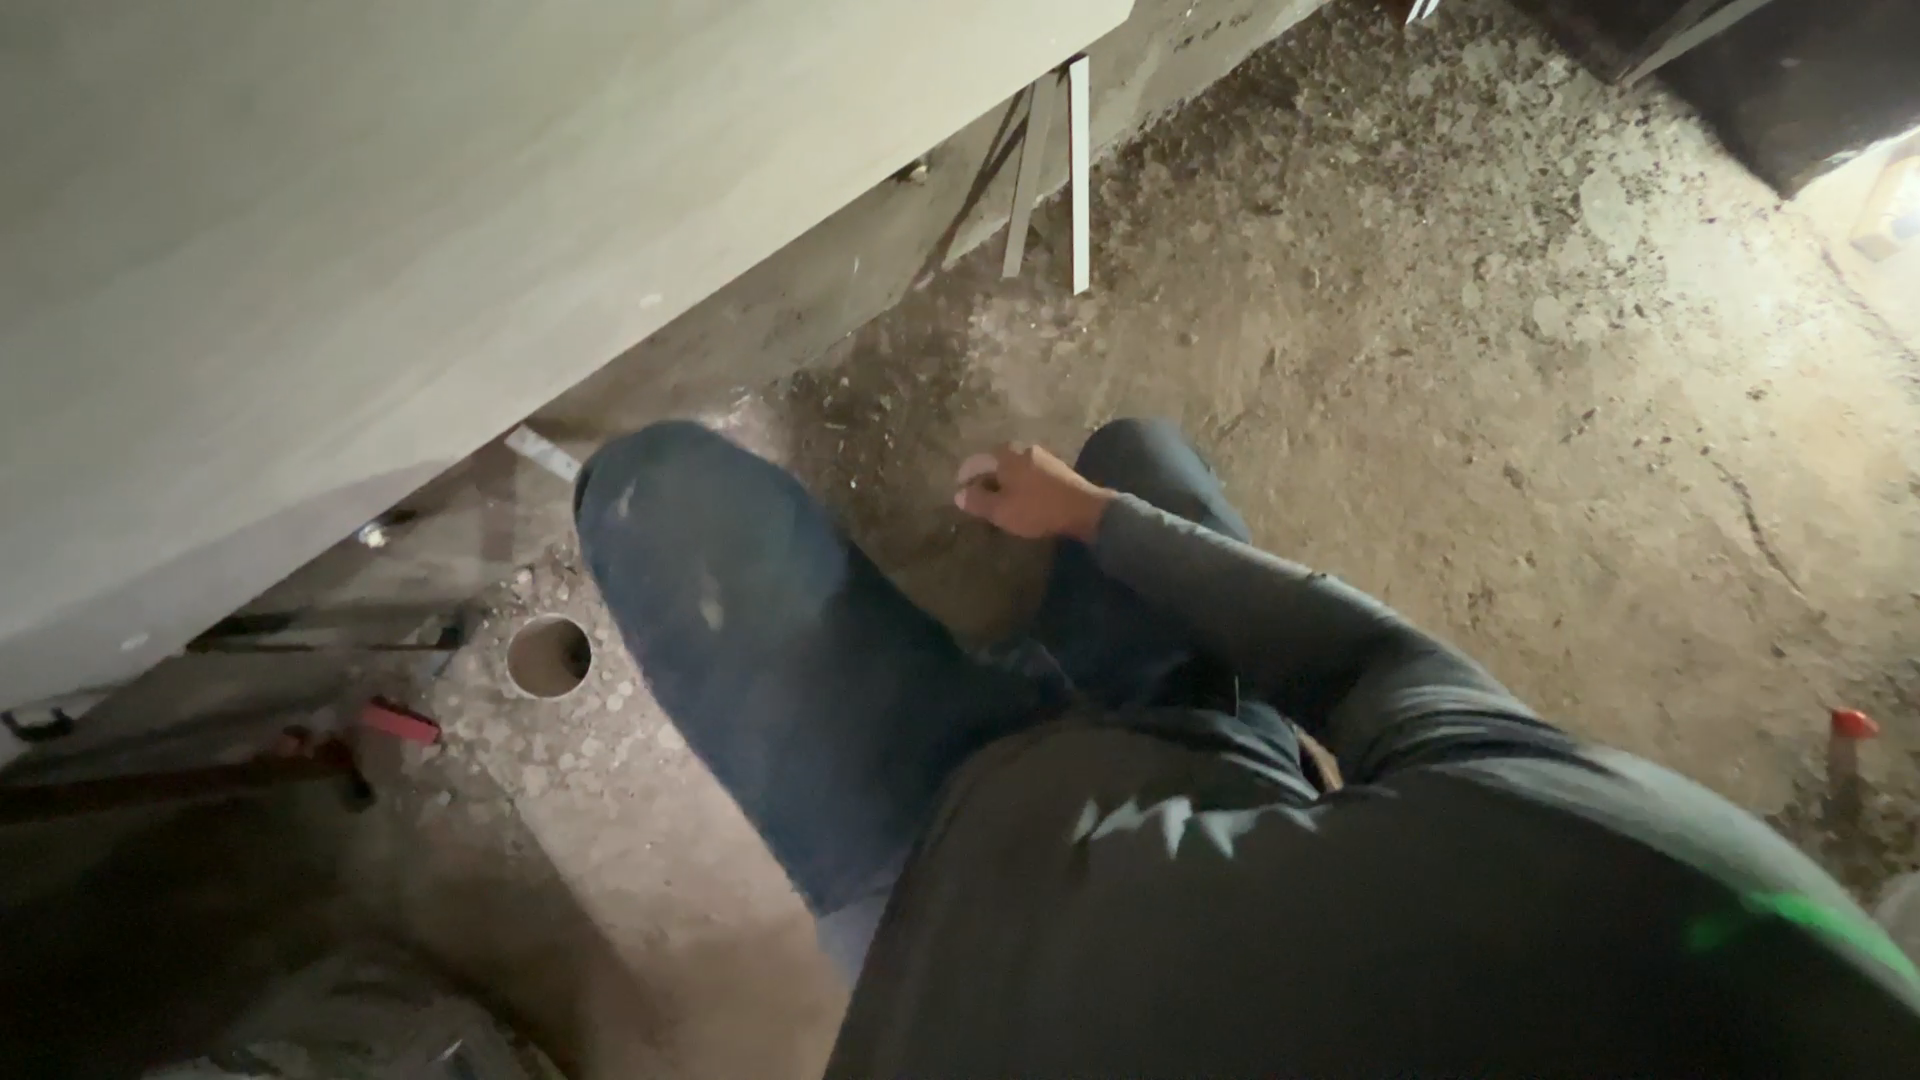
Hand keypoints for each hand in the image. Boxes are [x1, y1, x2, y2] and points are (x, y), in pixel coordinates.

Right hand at [953, 442, 1114, 540]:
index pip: (975, 461)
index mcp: (1005, 454)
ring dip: (1002, 482)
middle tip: (977, 497)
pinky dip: (1018, 483)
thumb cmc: (1037, 508)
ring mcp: (1042, 456)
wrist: (1084, 509)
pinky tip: (1020, 498)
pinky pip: (1027, 473)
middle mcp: (1022, 449)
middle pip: (994, 462)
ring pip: (1012, 468)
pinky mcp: (1056, 468)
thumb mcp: (1001, 510)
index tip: (959, 490)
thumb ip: (978, 501)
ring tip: (997, 499)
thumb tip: (959, 494)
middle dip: (984, 479)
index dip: (964, 477)